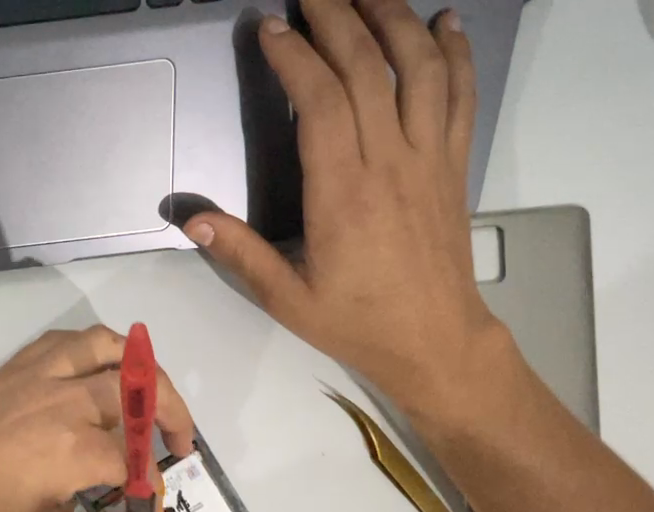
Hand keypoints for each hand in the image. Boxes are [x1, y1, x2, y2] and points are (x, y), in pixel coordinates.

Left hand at [0, 326, 196, 511]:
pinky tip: (98, 374)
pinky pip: (66, 340)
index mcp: (72, 450)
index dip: (148, 483)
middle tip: (177, 444)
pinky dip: (95, 348)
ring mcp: (37, 377)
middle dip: (171, 416)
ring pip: (108, 347)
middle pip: (140, 391)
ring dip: (140, 366)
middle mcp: (63, 401)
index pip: (134, 460)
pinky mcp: (14, 367)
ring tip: (149, 395)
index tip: (144, 503)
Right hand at [180, 0, 509, 409]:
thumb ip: (240, 254)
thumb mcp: (285, 298)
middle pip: (370, 69)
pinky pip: (460, 94)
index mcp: (342, 195)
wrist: (432, 338)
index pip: (322, 103)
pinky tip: (443, 22)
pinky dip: (456, 52)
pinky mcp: (453, 164)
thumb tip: (192, 220)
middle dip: (340, 18)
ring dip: (394, 19)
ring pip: (420, 68)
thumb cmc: (353, 321)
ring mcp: (429, 158)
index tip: (272, 28)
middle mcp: (390, 163)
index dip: (296, 58)